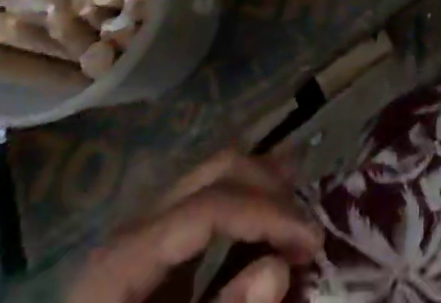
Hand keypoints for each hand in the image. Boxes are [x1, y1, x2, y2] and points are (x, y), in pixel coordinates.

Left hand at [66, 151, 323, 302]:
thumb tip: (279, 268)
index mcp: (128, 254)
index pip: (212, 205)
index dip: (268, 215)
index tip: (313, 242)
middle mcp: (137, 224)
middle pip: (218, 171)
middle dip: (272, 191)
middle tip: (309, 233)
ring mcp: (147, 229)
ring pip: (217, 175)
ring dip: (265, 189)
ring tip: (301, 219)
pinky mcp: (158, 245)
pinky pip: (209, 203)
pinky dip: (248, 205)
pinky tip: (274, 223)